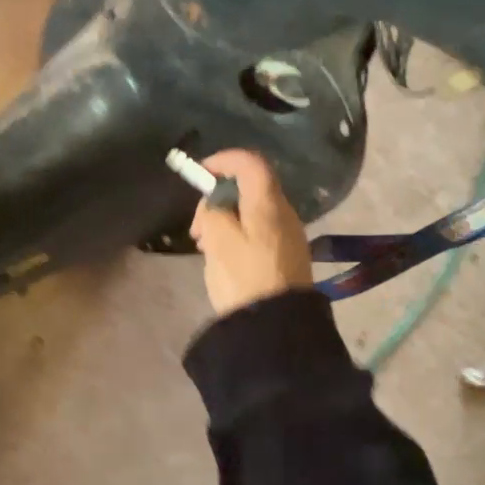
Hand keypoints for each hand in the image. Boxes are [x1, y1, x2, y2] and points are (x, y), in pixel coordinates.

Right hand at [189, 150, 312, 316]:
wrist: (275, 324)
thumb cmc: (244, 277)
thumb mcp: (218, 240)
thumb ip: (212, 213)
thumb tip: (215, 207)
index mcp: (268, 204)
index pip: (250, 163)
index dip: (223, 161)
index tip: (199, 174)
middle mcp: (283, 213)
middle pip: (248, 189)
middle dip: (216, 199)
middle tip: (196, 227)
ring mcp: (287, 235)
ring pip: (250, 212)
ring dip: (223, 220)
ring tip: (204, 246)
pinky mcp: (285, 255)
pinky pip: (257, 231)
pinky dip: (235, 234)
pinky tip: (222, 257)